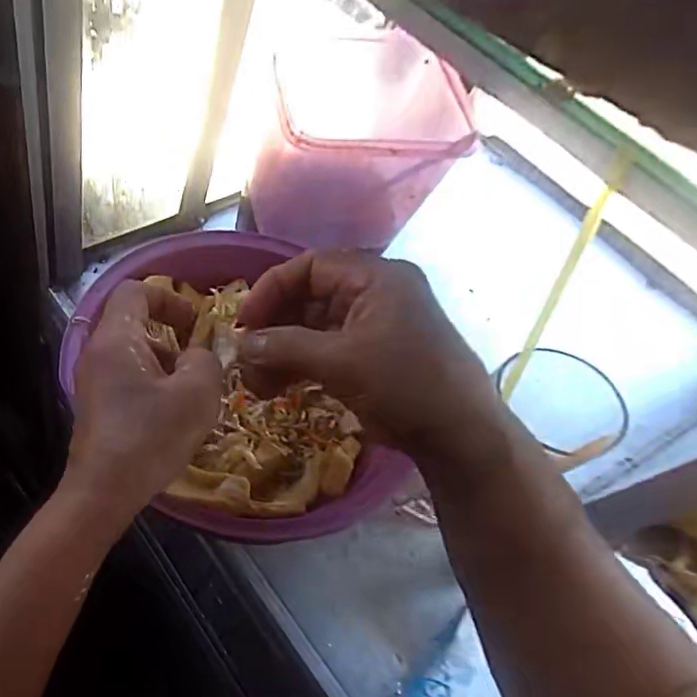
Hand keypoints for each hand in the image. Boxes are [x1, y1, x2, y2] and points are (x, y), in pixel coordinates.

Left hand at [65, 280, 221, 521]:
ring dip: (164, 367)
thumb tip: (195, 356)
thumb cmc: (149, 438)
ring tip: (189, 397)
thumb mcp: (196, 393)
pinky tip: (170, 418)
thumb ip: (204, 360)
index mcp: (114, 339)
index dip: (170, 297)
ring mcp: (91, 384)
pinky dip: (150, 388)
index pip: (135, 290)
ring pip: (131, 356)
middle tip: (197, 363)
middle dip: (171, 337)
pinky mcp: (94, 409)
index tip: (195, 323)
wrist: (102, 491)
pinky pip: (125, 382)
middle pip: (133, 324)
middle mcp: (95, 355)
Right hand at [238, 251, 505, 468]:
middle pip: (305, 298)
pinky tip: (275, 388)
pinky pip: (318, 351)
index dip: (271, 289)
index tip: (244, 322)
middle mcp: (371, 295)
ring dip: (277, 352)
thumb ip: (286, 346)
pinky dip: (293, 366)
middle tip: (245, 357)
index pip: (310, 266)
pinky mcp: (363, 357)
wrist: (454, 430)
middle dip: (271, 327)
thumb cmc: (404, 383)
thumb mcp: (341, 361)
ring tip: (257, 383)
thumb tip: (242, 345)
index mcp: (375, 279)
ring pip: (307, 328)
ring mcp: (368, 327)